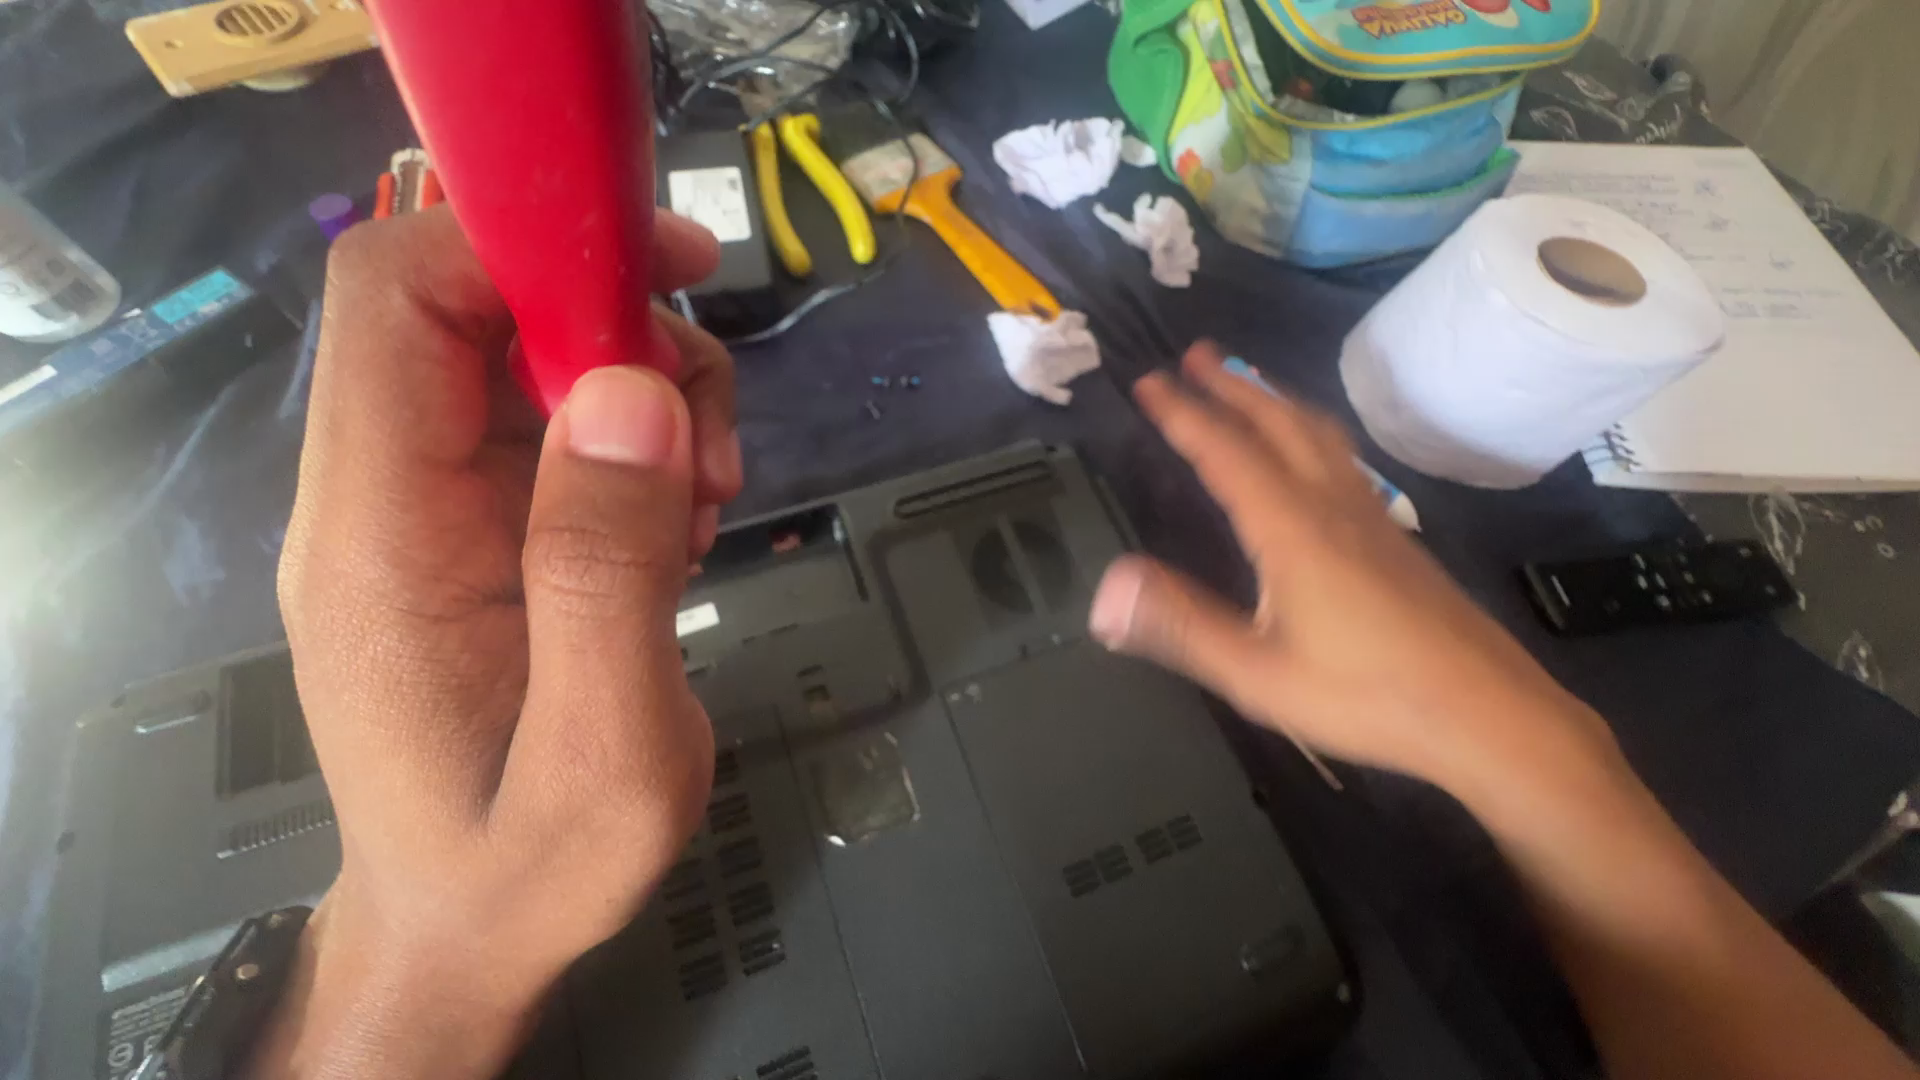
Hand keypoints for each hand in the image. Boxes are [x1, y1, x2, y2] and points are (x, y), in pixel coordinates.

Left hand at [261, 208, 738, 1076]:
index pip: (406, 299)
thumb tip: (631, 394)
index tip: (666, 270)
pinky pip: (570, 431)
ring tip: (710, 505)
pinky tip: (683, 524)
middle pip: (489, 315)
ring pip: (546, 367)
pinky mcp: (491, 531)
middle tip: (716, 450)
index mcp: (385, 537)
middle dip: (629, 342)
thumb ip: (607, 568)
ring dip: (654, 402)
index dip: (525, 241)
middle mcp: (390, 499)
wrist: (474, 933)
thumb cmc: (535, 866)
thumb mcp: (607, 745)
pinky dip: (647, 447)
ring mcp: (441, 512)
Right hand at [1088, 343, 1624, 805]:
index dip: (1183, 414)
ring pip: (1317, 433)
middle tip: (1195, 354)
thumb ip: (1180, 626)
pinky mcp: (1392, 535)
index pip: (1226, 454)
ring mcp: (1369, 516)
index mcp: (1292, 530)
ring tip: (1246, 378)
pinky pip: (1339, 455)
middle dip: (1231, 385)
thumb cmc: (1366, 697)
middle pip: (1277, 424)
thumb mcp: (1257, 673)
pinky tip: (1310, 447)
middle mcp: (1331, 506)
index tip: (1148, 382)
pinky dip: (1307, 427)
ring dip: (1273, 398)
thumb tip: (1106, 589)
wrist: (1488, 715)